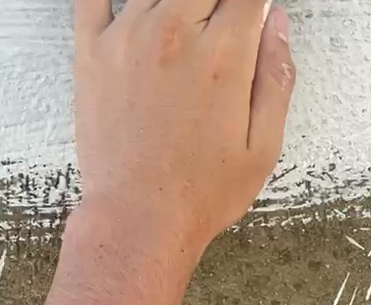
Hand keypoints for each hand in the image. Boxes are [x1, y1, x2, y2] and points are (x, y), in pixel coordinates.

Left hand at [72, 0, 295, 255]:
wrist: (140, 219)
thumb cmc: (202, 193)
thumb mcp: (262, 149)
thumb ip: (276, 79)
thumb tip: (278, 23)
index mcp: (224, 57)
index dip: (255, 6)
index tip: (254, 17)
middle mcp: (175, 33)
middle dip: (220, 7)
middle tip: (221, 39)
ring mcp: (128, 36)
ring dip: (178, 6)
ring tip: (187, 38)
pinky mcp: (92, 51)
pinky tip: (134, 14)